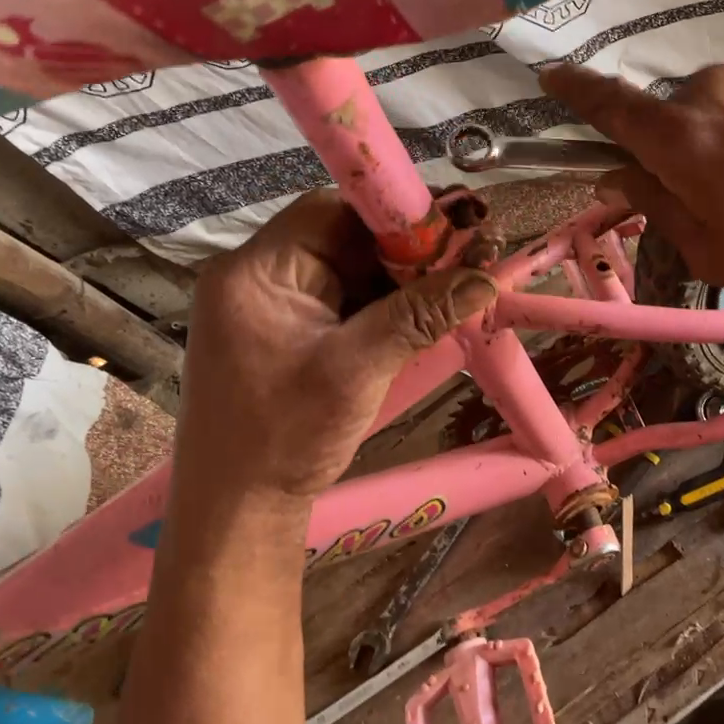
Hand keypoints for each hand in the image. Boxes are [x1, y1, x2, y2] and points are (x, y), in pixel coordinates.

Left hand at [177, 190, 495, 501]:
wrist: (238, 512)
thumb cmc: (283, 437)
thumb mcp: (357, 369)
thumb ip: (420, 316)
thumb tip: (485, 279)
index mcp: (257, 272)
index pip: (334, 211)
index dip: (396, 211)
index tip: (456, 219)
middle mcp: (265, 277)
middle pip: (349, 236)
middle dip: (413, 244)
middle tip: (474, 248)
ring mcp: (280, 305)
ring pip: (357, 267)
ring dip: (410, 273)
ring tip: (467, 275)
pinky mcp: (297, 331)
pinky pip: (354, 298)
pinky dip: (394, 300)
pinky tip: (436, 305)